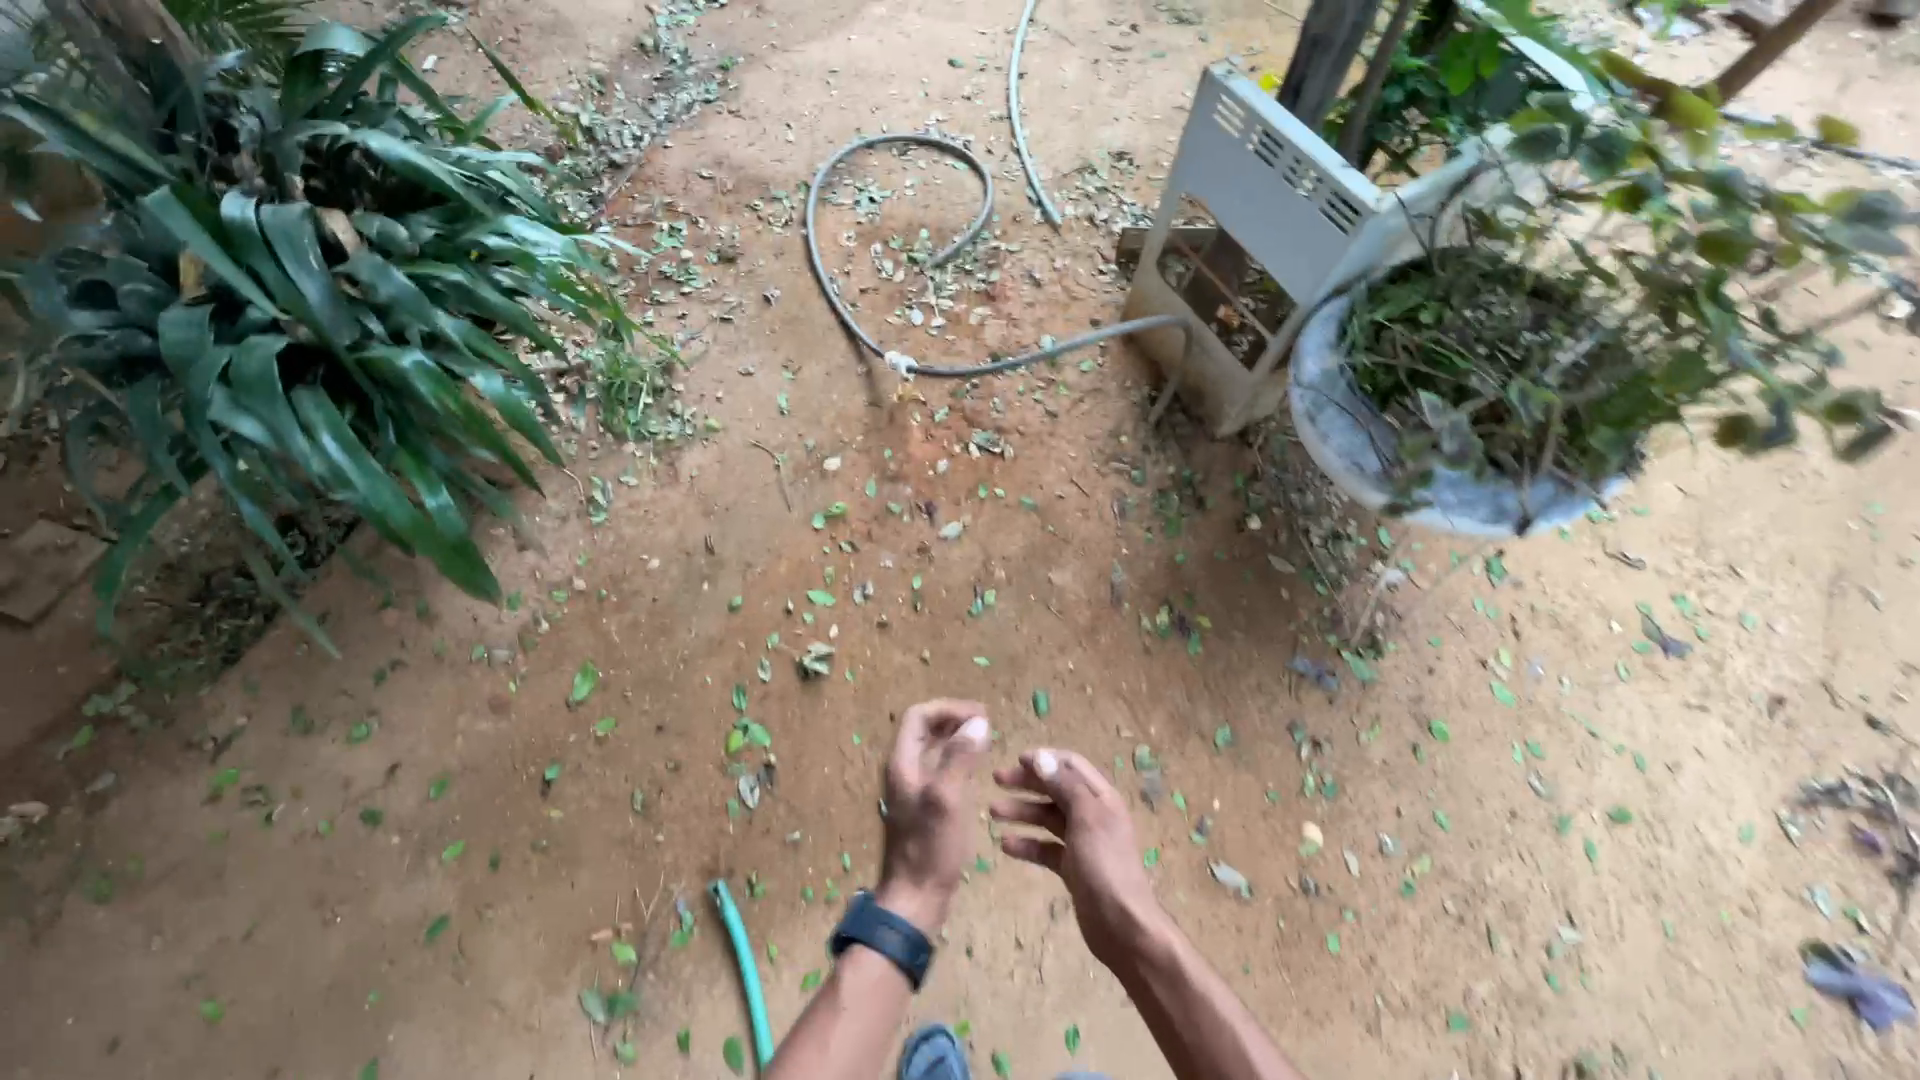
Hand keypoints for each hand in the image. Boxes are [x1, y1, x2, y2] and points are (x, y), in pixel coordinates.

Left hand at [875, 699, 991, 934]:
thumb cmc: (931, 848)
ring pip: (933, 748)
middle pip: (925, 729)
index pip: (918, 716)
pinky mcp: (925, 805)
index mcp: (902, 763)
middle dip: (954, 719)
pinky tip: (978, 768)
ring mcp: (914, 788)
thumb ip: (960, 757)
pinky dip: (958, 759)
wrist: (915, 896)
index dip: (948, 708)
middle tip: (987, 724)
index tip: (980, 715)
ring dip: (958, 738)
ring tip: (987, 740)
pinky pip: (940, 768)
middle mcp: (904, 770)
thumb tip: (978, 723)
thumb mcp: (948, 798)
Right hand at [991, 747, 1169, 969]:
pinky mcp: (1072, 867)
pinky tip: (1005, 846)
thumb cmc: (1104, 864)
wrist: (1121, 924)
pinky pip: (1046, 848)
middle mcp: (1092, 815)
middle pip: (1056, 789)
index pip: (1070, 766)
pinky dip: (1027, 845)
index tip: (1015, 760)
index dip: (1044, 760)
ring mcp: (1082, 842)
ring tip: (993, 813)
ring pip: (1048, 818)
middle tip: (996, 780)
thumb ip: (1064, 785)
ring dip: (1022, 812)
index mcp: (1100, 798)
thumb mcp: (1086, 817)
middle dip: (1027, 783)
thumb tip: (1041, 757)